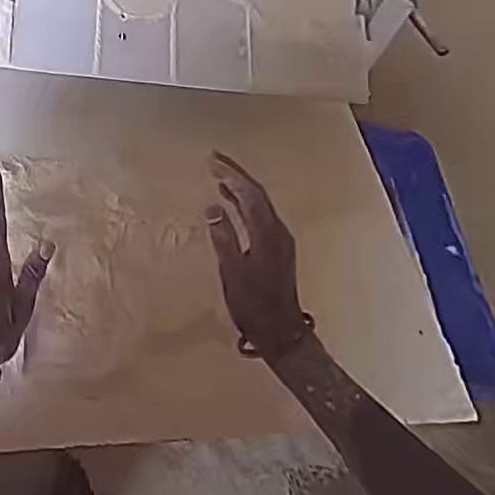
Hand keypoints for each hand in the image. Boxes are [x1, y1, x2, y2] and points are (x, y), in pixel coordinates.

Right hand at [205, 152, 310, 359]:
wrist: (281, 333)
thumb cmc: (253, 303)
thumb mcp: (232, 270)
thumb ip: (223, 237)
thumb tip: (213, 207)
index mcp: (268, 233)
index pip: (250, 194)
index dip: (232, 175)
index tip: (214, 162)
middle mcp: (278, 231)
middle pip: (258, 194)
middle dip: (237, 176)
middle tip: (216, 162)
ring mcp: (281, 240)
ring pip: (261, 205)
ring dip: (241, 189)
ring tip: (220, 179)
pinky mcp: (279, 249)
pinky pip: (261, 216)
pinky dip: (246, 205)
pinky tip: (232, 206)